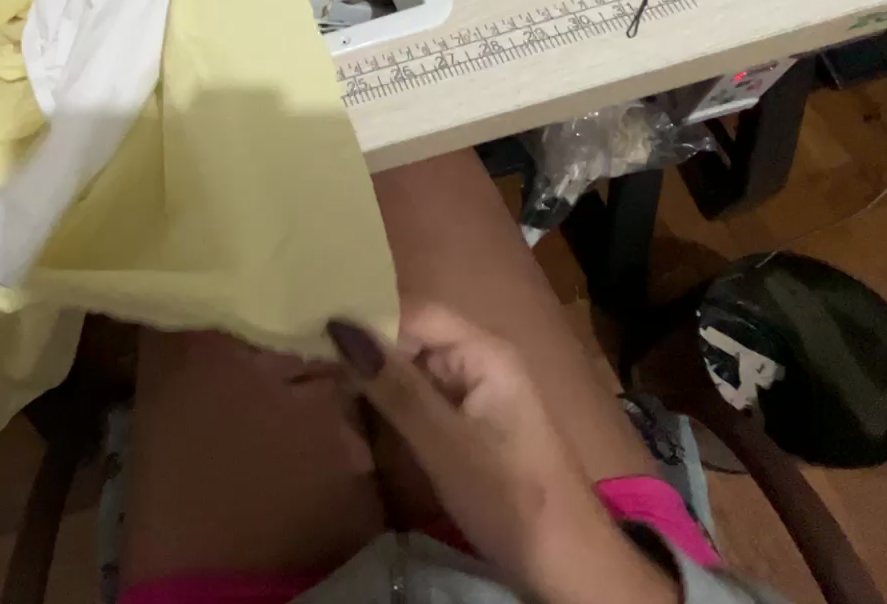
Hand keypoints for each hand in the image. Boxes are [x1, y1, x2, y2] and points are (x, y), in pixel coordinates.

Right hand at [328, 307, 677, 603]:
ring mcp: (476, 390)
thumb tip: (339, 327)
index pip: (410, 314)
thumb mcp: (444, 443)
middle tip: (313, 365)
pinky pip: (421, 396)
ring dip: (373, 380)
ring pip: (410, 368)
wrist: (574, 571)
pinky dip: (391, 403)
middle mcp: (479, 359)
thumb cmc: (510, 499)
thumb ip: (393, 385)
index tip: (313, 332)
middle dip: (364, 353)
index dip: (365, 320)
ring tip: (328, 388)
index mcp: (482, 351)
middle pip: (409, 337)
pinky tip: (360, 415)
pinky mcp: (470, 421)